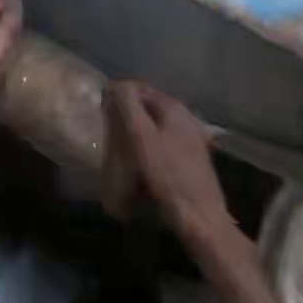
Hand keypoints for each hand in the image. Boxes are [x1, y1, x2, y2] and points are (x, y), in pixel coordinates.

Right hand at [110, 81, 232, 244]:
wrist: (199, 217)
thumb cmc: (167, 173)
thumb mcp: (140, 135)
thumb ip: (128, 104)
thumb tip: (116, 85)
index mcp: (174, 108)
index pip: (140, 89)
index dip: (120, 95)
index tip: (103, 109)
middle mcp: (186, 119)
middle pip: (149, 108)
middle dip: (129, 114)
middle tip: (110, 129)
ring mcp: (192, 140)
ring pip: (157, 127)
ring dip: (139, 133)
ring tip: (122, 147)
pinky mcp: (192, 160)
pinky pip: (164, 144)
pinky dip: (150, 148)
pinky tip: (141, 163)